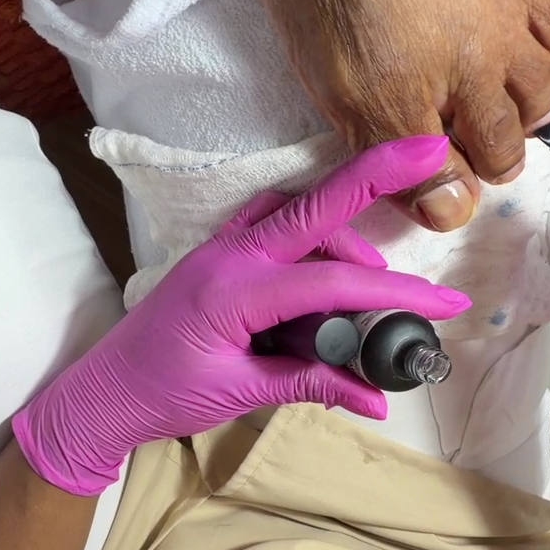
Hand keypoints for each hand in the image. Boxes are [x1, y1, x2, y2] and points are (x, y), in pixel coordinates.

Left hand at [13, 135, 471, 494]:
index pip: (329, 285)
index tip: (445, 306)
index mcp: (232, 292)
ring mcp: (216, 251)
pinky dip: (303, 227)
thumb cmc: (161, 395)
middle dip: (371, 175)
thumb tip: (376, 398)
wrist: (104, 392)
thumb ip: (310, 385)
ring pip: (288, 212)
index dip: (393, 296)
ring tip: (371, 278)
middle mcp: (225, 257)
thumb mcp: (239, 393)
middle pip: (310, 207)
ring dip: (337, 228)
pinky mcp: (213, 257)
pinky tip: (325, 256)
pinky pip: (264, 221)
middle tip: (429, 151)